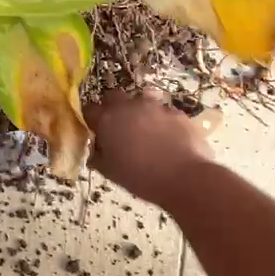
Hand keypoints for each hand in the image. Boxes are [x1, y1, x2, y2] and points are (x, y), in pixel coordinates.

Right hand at [84, 90, 215, 206]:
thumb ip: (98, 157)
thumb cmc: (140, 177)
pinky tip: (168, 140)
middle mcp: (129, 105)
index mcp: (108, 118)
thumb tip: (95, 151)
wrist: (185, 178)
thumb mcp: (110, 172)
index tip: (95, 131)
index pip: (89, 109)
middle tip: (119, 129)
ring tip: (146, 135)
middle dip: (113, 109)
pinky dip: (162, 122)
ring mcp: (156, 106)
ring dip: (139, 114)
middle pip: (114, 97)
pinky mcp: (177, 113)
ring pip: (141, 102)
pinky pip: (164, 113)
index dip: (92, 120)